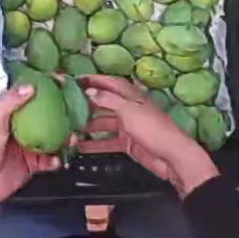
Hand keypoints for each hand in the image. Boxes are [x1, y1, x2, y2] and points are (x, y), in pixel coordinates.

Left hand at [0, 85, 64, 203]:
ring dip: (66, 138)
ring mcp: (30, 145)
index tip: (62, 82)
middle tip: (77, 113)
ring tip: (73, 138)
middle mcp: (24, 127)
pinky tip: (57, 159)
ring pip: (55, 138)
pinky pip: (51, 160)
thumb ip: (9, 103)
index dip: (47, 88)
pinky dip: (57, 159)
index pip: (33, 96)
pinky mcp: (34, 164)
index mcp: (13, 114)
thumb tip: (29, 86)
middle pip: (49, 117)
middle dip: (64, 115)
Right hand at [77, 75, 218, 197]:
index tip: (74, 80)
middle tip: (66, 107)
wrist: (172, 157)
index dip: (93, 80)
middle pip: (103, 103)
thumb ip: (108, 100)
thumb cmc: (153, 128)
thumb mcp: (129, 110)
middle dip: (86, 105)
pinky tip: (80, 147)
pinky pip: (107, 141)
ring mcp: (127, 126)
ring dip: (87, 127)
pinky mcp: (127, 143)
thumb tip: (89, 92)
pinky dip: (94, 144)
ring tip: (69, 130)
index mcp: (131, 96)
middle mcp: (128, 108)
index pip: (109, 83)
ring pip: (102, 123)